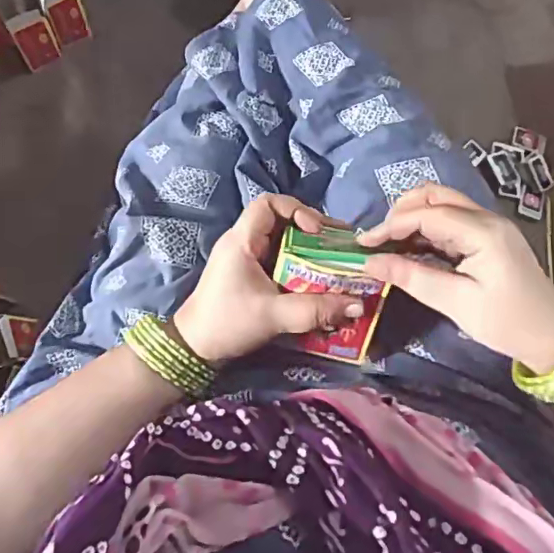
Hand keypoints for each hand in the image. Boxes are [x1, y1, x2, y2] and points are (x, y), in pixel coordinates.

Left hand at [174, 194, 364, 362]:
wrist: (194, 348)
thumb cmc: (227, 323)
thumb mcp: (273, 316)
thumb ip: (315, 310)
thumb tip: (358, 305)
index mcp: (241, 242)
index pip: (268, 204)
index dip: (296, 209)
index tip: (316, 231)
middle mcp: (243, 244)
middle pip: (281, 221)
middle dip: (312, 231)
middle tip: (341, 245)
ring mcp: (245, 260)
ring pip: (282, 242)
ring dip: (308, 250)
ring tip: (337, 261)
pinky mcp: (249, 276)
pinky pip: (279, 260)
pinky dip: (299, 266)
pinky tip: (319, 280)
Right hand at [358, 185, 553, 372]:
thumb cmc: (507, 323)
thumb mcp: (456, 303)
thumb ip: (412, 277)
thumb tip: (370, 263)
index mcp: (482, 232)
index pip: (427, 214)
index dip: (391, 225)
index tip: (364, 244)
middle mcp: (487, 219)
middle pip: (436, 195)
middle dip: (401, 211)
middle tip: (379, 240)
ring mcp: (491, 226)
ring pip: (443, 203)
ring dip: (413, 216)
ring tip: (390, 243)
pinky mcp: (490, 237)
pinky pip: (453, 219)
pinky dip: (428, 226)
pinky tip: (412, 247)